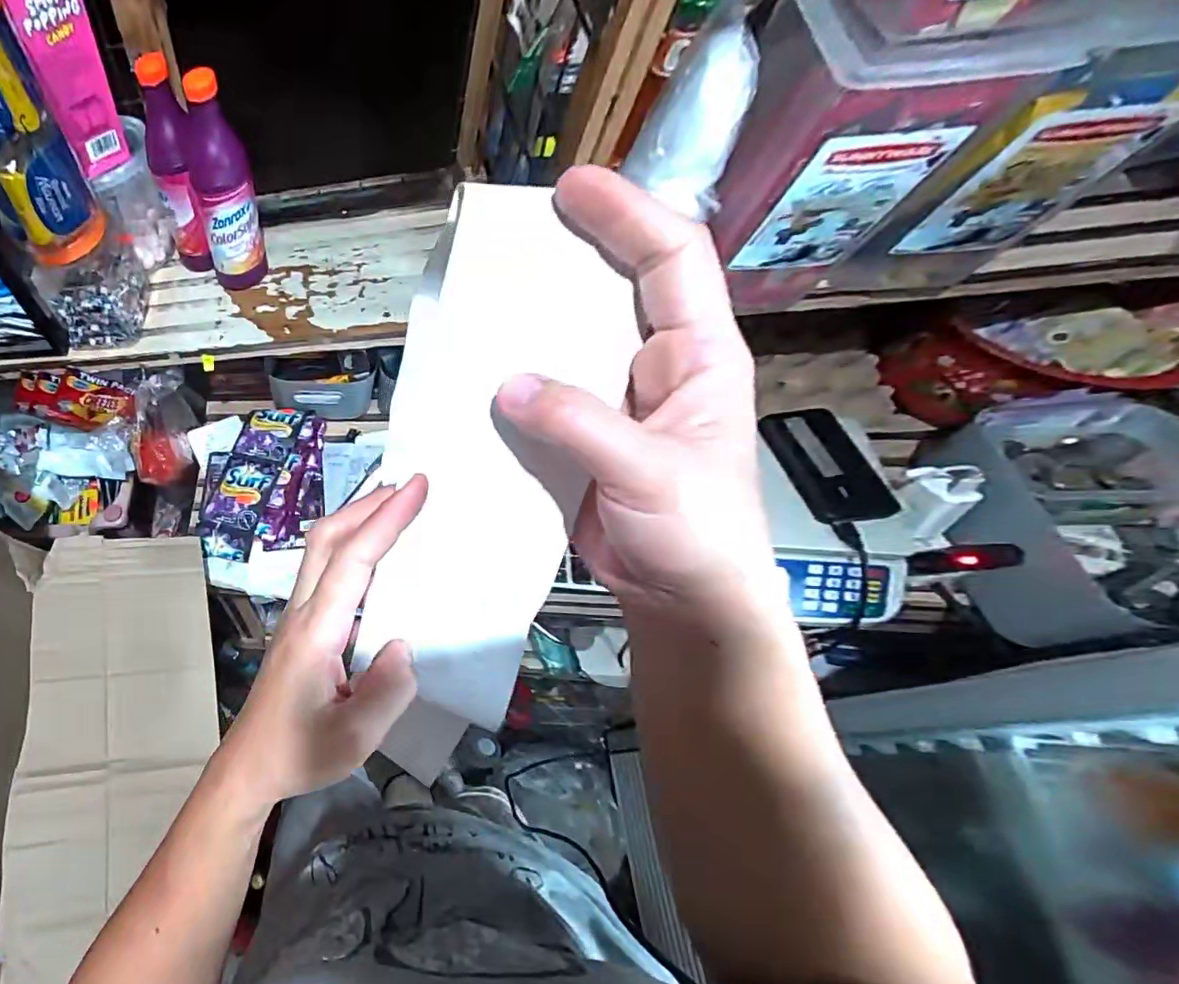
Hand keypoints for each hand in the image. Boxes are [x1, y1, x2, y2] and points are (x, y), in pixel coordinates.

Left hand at [216, 476, 428, 804]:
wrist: (249, 766)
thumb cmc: (298, 752)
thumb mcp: (355, 737)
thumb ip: (387, 691)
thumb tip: (401, 646)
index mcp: (317, 633)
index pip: (353, 562)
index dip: (384, 521)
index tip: (416, 488)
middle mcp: (302, 614)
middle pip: (326, 541)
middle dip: (366, 505)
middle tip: (407, 484)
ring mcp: (296, 619)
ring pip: (320, 552)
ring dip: (354, 521)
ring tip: (392, 505)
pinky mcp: (299, 629)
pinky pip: (323, 573)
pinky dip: (349, 548)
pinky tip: (371, 557)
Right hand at [493, 166, 775, 617]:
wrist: (681, 599)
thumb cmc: (699, 534)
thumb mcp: (650, 472)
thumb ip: (582, 425)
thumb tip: (509, 385)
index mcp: (696, 359)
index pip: (672, 261)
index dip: (626, 216)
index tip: (572, 189)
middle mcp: (653, 372)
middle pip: (612, 293)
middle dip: (568, 259)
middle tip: (512, 242)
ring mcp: (613, 408)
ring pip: (570, 348)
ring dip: (530, 327)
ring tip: (484, 306)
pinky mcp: (580, 444)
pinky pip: (542, 403)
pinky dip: (512, 391)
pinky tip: (479, 381)